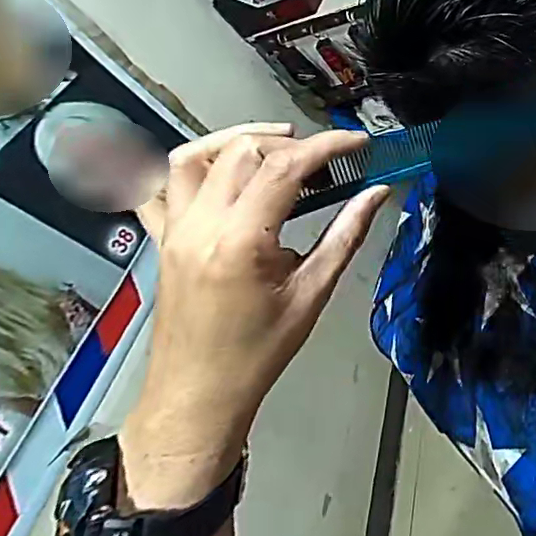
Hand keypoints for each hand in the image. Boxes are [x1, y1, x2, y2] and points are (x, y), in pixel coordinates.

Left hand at [119, 124, 390, 506]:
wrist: (197, 396)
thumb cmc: (259, 349)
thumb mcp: (314, 291)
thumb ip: (347, 233)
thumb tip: (379, 192)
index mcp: (240, 241)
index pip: (286, 167)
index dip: (328, 145)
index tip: (359, 143)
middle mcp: (200, 227)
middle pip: (243, 152)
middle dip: (293, 144)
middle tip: (327, 160)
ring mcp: (174, 231)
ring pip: (193, 157)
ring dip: (238, 139)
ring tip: (278, 144)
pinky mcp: (162, 240)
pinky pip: (156, 188)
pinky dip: (186, 166)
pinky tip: (219, 166)